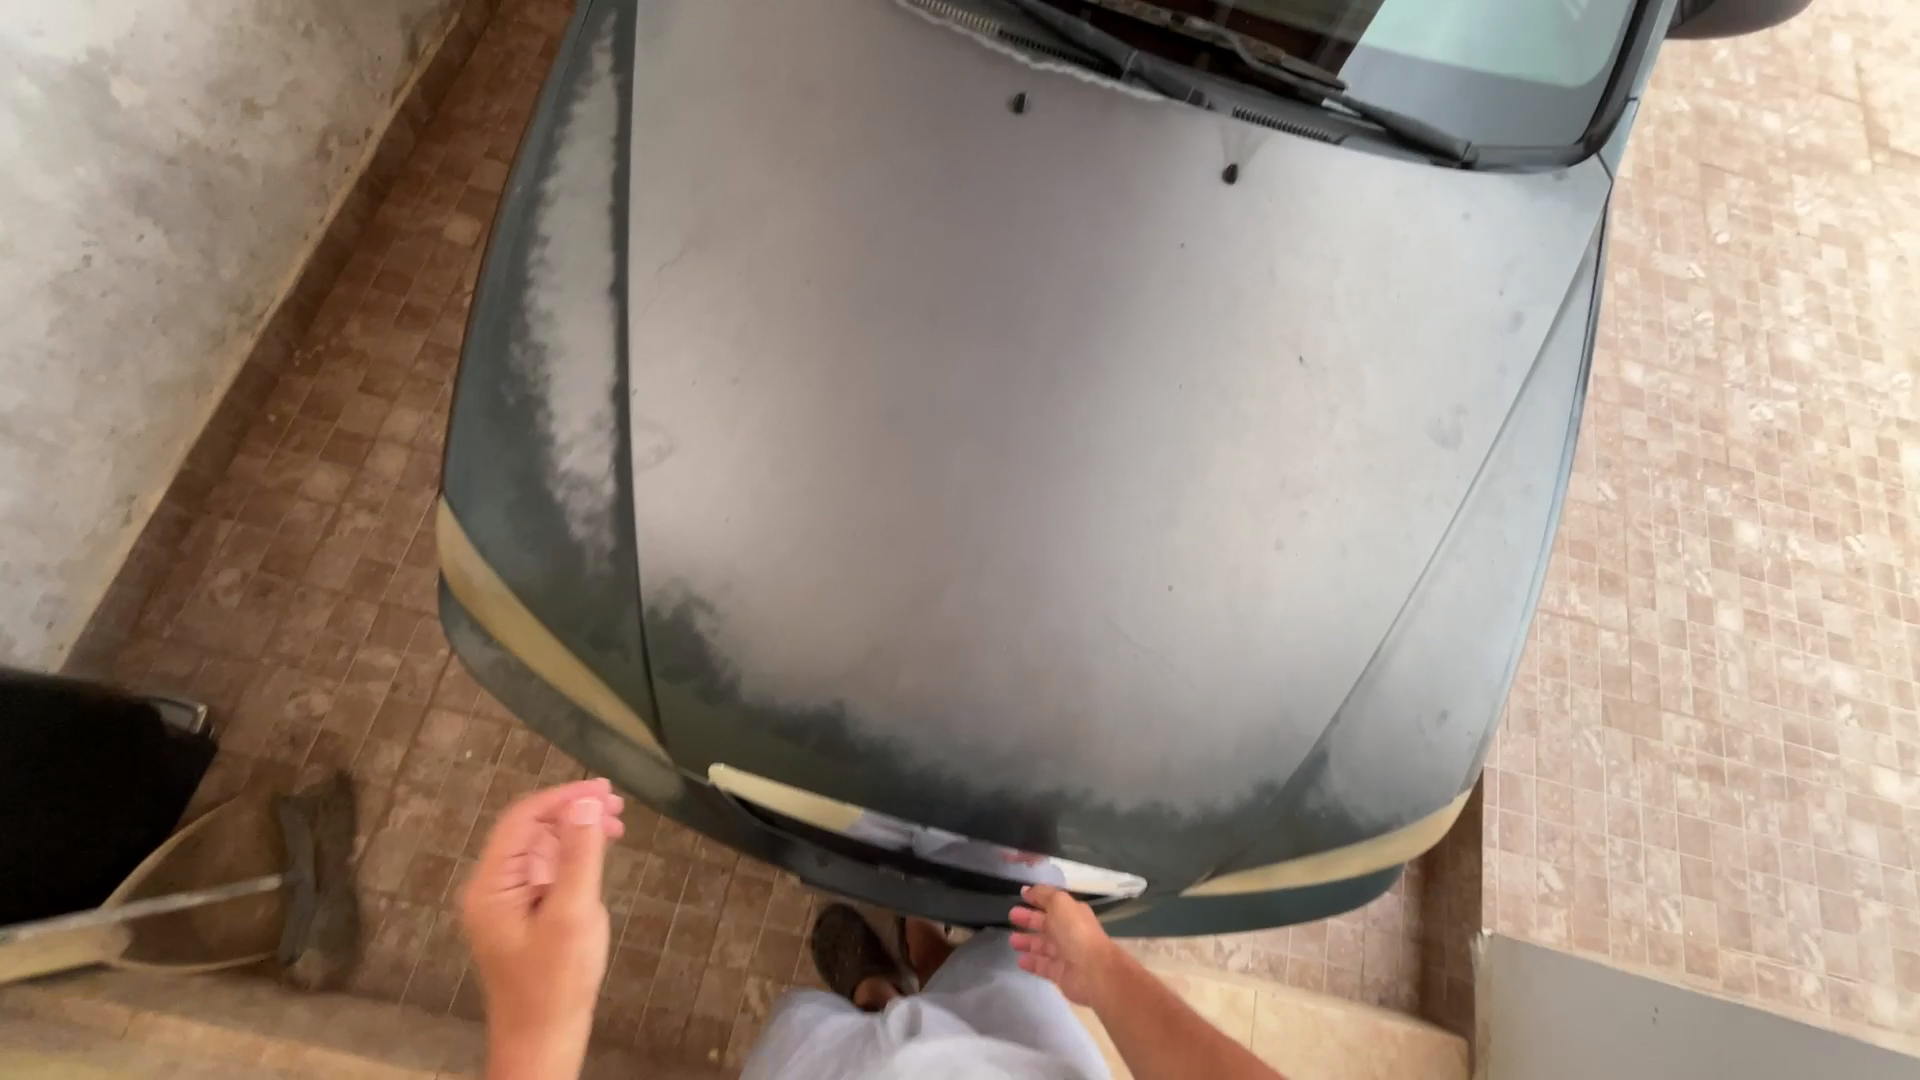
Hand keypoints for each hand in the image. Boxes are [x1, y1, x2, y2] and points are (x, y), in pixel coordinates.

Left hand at [461, 778, 626, 1079]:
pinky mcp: (526, 911)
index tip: (605, 791)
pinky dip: (576, 849)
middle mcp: (493, 887)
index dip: (564, 796)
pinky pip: (549, 865)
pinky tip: (601, 848)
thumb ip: (579, 854)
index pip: (522, 819)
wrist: (544, 1039)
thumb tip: (585, 802)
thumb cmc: (556, 981)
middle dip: (573, 808)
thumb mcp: (573, 913)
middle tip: (617, 803)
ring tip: (617, 821)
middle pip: (531, 828)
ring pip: (542, 843)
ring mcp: (509, 900)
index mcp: (491, 885)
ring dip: (578, 826)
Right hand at [1009, 884, 1120, 1006]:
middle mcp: (1069, 932)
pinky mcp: (1060, 973)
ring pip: (1042, 945)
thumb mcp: (1059, 902)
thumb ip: (1042, 894)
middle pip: (1046, 923)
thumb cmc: (1075, 931)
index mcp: (1072, 912)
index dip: (1037, 899)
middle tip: (1011, 916)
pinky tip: (1019, 960)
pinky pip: (1042, 965)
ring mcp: (1065, 954)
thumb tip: (1027, 889)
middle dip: (1029, 919)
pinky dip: (1031, 962)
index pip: (1052, 903)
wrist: (1093, 970)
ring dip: (1027, 941)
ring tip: (1011, 940)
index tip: (1020, 896)